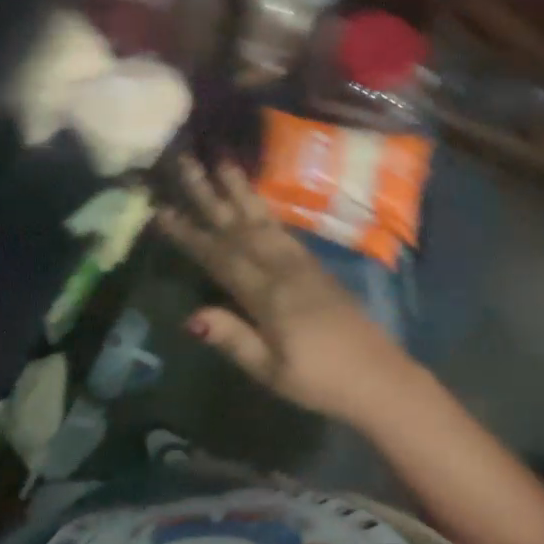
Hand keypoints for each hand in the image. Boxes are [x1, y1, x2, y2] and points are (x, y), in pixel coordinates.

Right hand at [157, 157, 410, 421]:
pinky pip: (282, 229)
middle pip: (240, 226)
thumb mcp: (272, 371)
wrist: (381, 379)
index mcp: (269, 296)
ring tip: (220, 161)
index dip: (189, 233)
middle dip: (209, 194)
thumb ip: (233, 339)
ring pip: (263, 220)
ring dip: (239, 190)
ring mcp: (303, 264)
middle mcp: (284, 270)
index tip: (162, 209)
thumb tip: (190, 315)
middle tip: (185, 161)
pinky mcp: (317, 267)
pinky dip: (263, 208)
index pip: (220, 256)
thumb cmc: (320, 382)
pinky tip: (253, 201)